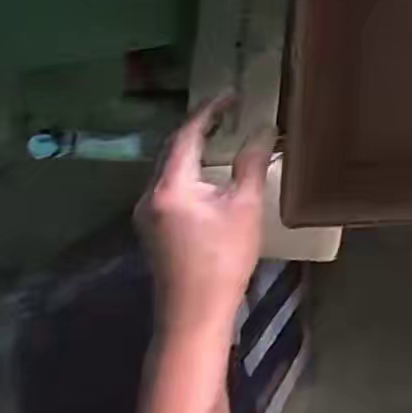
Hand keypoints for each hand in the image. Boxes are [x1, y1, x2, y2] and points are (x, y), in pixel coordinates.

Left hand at [134, 95, 272, 335]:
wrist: (194, 317)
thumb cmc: (223, 261)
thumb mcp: (244, 208)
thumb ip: (251, 164)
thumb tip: (264, 129)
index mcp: (171, 186)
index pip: (187, 134)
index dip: (209, 110)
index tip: (231, 95)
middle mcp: (151, 194)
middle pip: (173, 147)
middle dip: (199, 125)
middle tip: (227, 110)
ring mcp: (147, 213)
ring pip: (169, 166)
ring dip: (192, 146)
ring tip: (220, 131)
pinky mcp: (152, 227)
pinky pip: (168, 183)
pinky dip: (188, 167)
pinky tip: (206, 169)